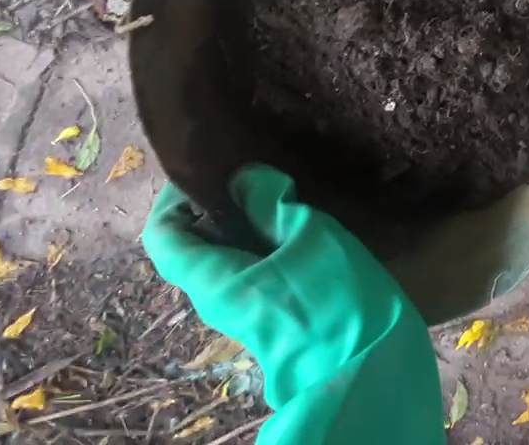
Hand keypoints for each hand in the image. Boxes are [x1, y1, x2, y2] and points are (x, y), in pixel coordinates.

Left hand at [142, 166, 405, 408]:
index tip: (214, 166)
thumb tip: (243, 178)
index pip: (163, 235)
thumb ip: (271, 204)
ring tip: (289, 193)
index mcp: (212, 279)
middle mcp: (215, 299)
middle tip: (262, 171)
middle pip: (196, 246)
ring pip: (228, 258)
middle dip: (221, 205)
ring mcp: (244, 312)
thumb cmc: (332, 295)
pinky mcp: (272, 317)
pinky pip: (253, 271)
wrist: (366, 362)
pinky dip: (267, 242)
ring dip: (249, 223)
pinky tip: (305, 227)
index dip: (176, 197)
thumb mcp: (308, 234)